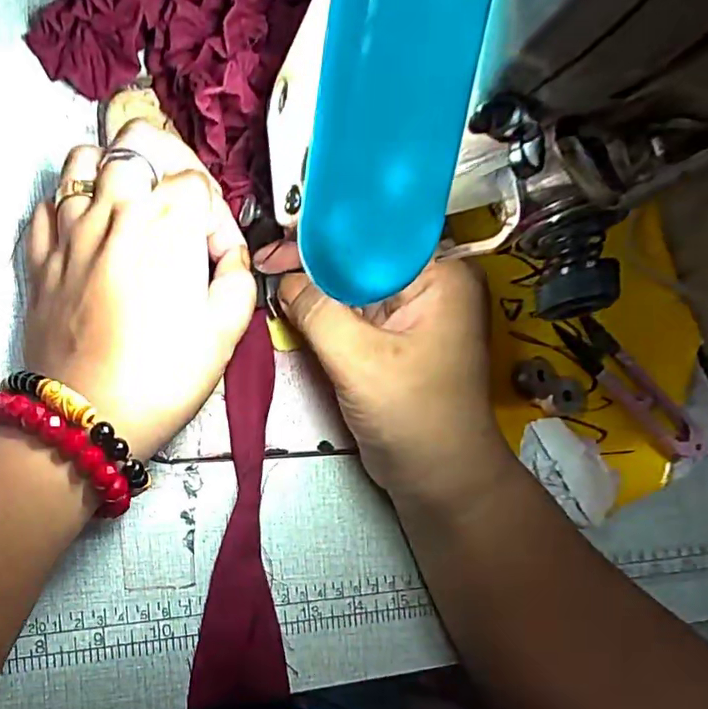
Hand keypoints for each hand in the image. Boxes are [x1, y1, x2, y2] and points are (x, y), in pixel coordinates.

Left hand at [22, 120, 255, 455]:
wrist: (88, 415)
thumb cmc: (161, 377)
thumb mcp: (226, 331)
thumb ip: (237, 275)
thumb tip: (226, 255)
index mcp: (168, 221)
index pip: (197, 181)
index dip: (213, 215)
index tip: (214, 256)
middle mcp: (114, 210)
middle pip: (135, 143)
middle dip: (162, 163)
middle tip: (172, 206)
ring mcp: (69, 232)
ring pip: (80, 160)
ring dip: (107, 170)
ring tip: (125, 206)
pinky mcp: (40, 260)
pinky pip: (46, 207)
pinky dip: (67, 207)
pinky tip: (85, 234)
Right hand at [275, 259, 514, 507]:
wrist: (436, 475)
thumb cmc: (420, 422)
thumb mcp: (360, 361)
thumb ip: (318, 313)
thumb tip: (286, 281)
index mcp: (439, 278)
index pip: (374, 235)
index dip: (323, 233)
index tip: (281, 237)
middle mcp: (428, 288)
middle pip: (361, 257)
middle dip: (312, 260)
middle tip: (268, 261)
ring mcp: (409, 315)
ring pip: (352, 286)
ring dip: (315, 287)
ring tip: (275, 281)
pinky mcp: (391, 340)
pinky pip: (352, 314)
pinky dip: (324, 312)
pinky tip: (297, 308)